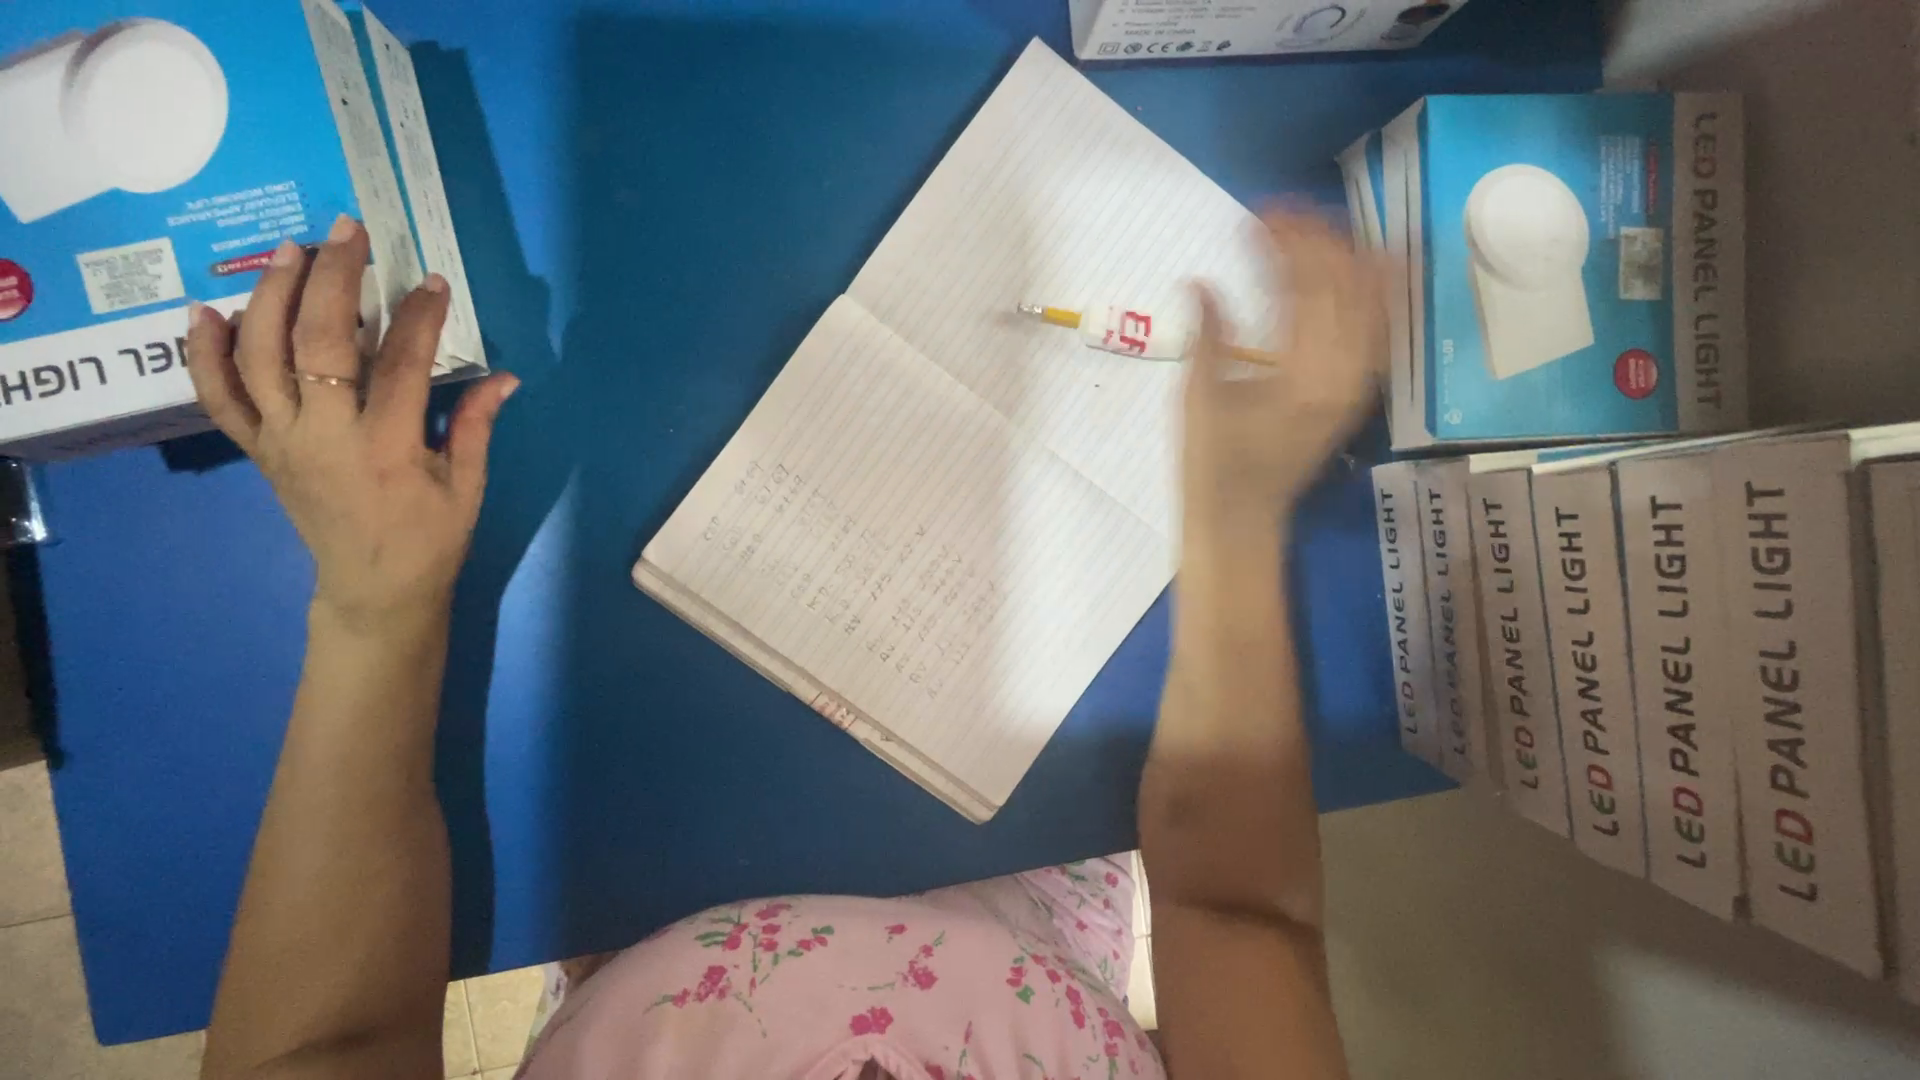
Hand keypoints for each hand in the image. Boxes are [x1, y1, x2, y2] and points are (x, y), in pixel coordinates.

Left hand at [185, 215, 517, 634]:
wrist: (374, 588)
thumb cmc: (431, 538)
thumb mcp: (468, 486)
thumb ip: (478, 426)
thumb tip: (506, 378)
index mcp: (390, 447)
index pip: (403, 364)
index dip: (420, 318)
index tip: (433, 282)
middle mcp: (326, 435)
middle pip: (319, 340)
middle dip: (336, 278)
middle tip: (350, 234)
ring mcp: (282, 440)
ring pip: (260, 353)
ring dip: (272, 294)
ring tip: (293, 252)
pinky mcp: (258, 449)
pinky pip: (218, 395)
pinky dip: (204, 352)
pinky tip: (208, 310)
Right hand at [1181, 209, 1385, 538]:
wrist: (1242, 522)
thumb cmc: (1211, 468)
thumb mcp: (1198, 400)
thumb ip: (1207, 335)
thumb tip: (1201, 281)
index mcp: (1301, 375)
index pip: (1303, 286)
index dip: (1282, 242)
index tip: (1256, 216)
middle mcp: (1343, 374)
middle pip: (1346, 284)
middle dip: (1317, 238)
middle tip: (1281, 215)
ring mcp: (1356, 384)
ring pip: (1373, 301)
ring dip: (1350, 257)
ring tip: (1320, 228)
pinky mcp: (1355, 393)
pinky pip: (1376, 330)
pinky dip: (1369, 292)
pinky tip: (1356, 269)